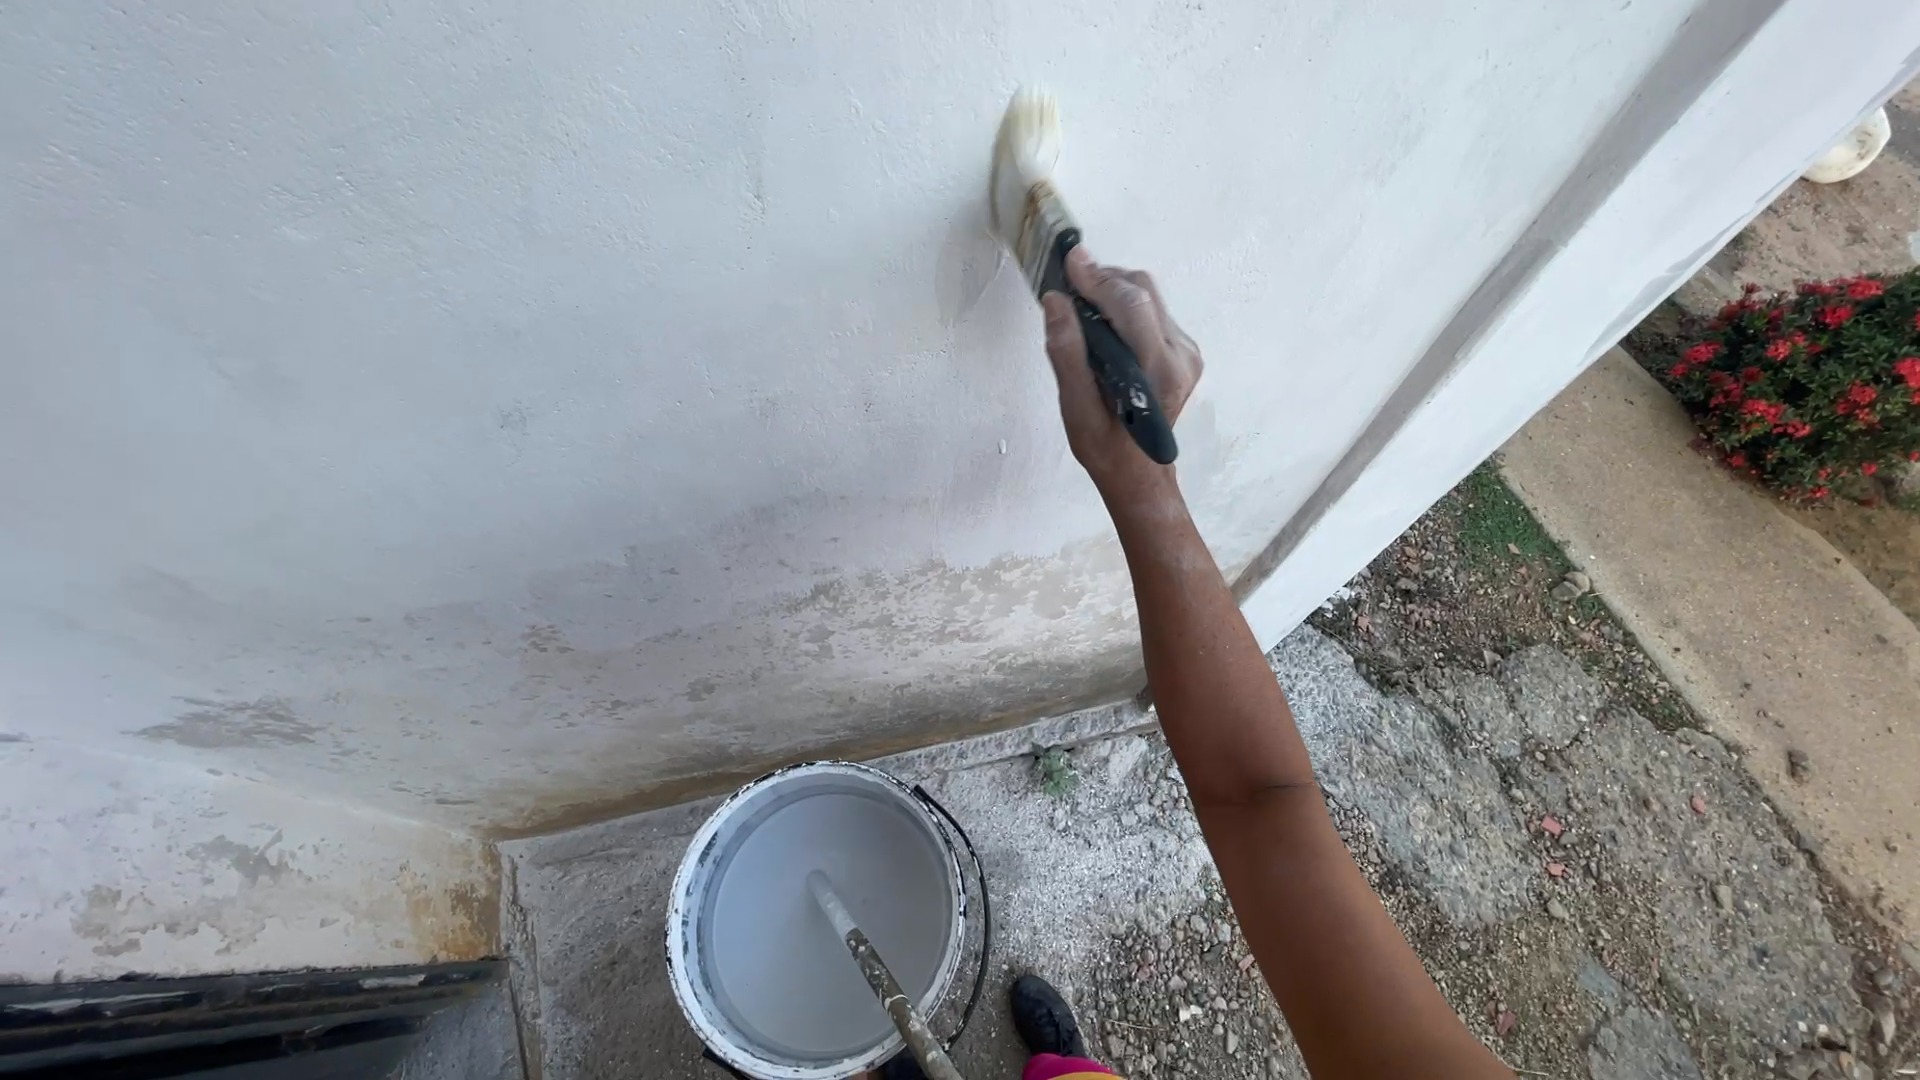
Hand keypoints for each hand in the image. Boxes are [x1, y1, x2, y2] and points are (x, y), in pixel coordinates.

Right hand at [1040, 247, 1202, 496]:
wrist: (1137, 473)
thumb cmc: (1105, 448)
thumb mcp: (1076, 409)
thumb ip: (1068, 353)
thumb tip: (1056, 301)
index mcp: (1159, 371)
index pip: (1131, 304)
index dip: (1098, 277)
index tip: (1069, 260)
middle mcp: (1181, 355)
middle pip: (1143, 291)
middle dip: (1104, 280)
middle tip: (1068, 285)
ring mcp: (1187, 352)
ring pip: (1150, 297)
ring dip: (1113, 291)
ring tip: (1080, 305)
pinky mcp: (1184, 351)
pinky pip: (1153, 312)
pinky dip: (1124, 307)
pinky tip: (1102, 325)